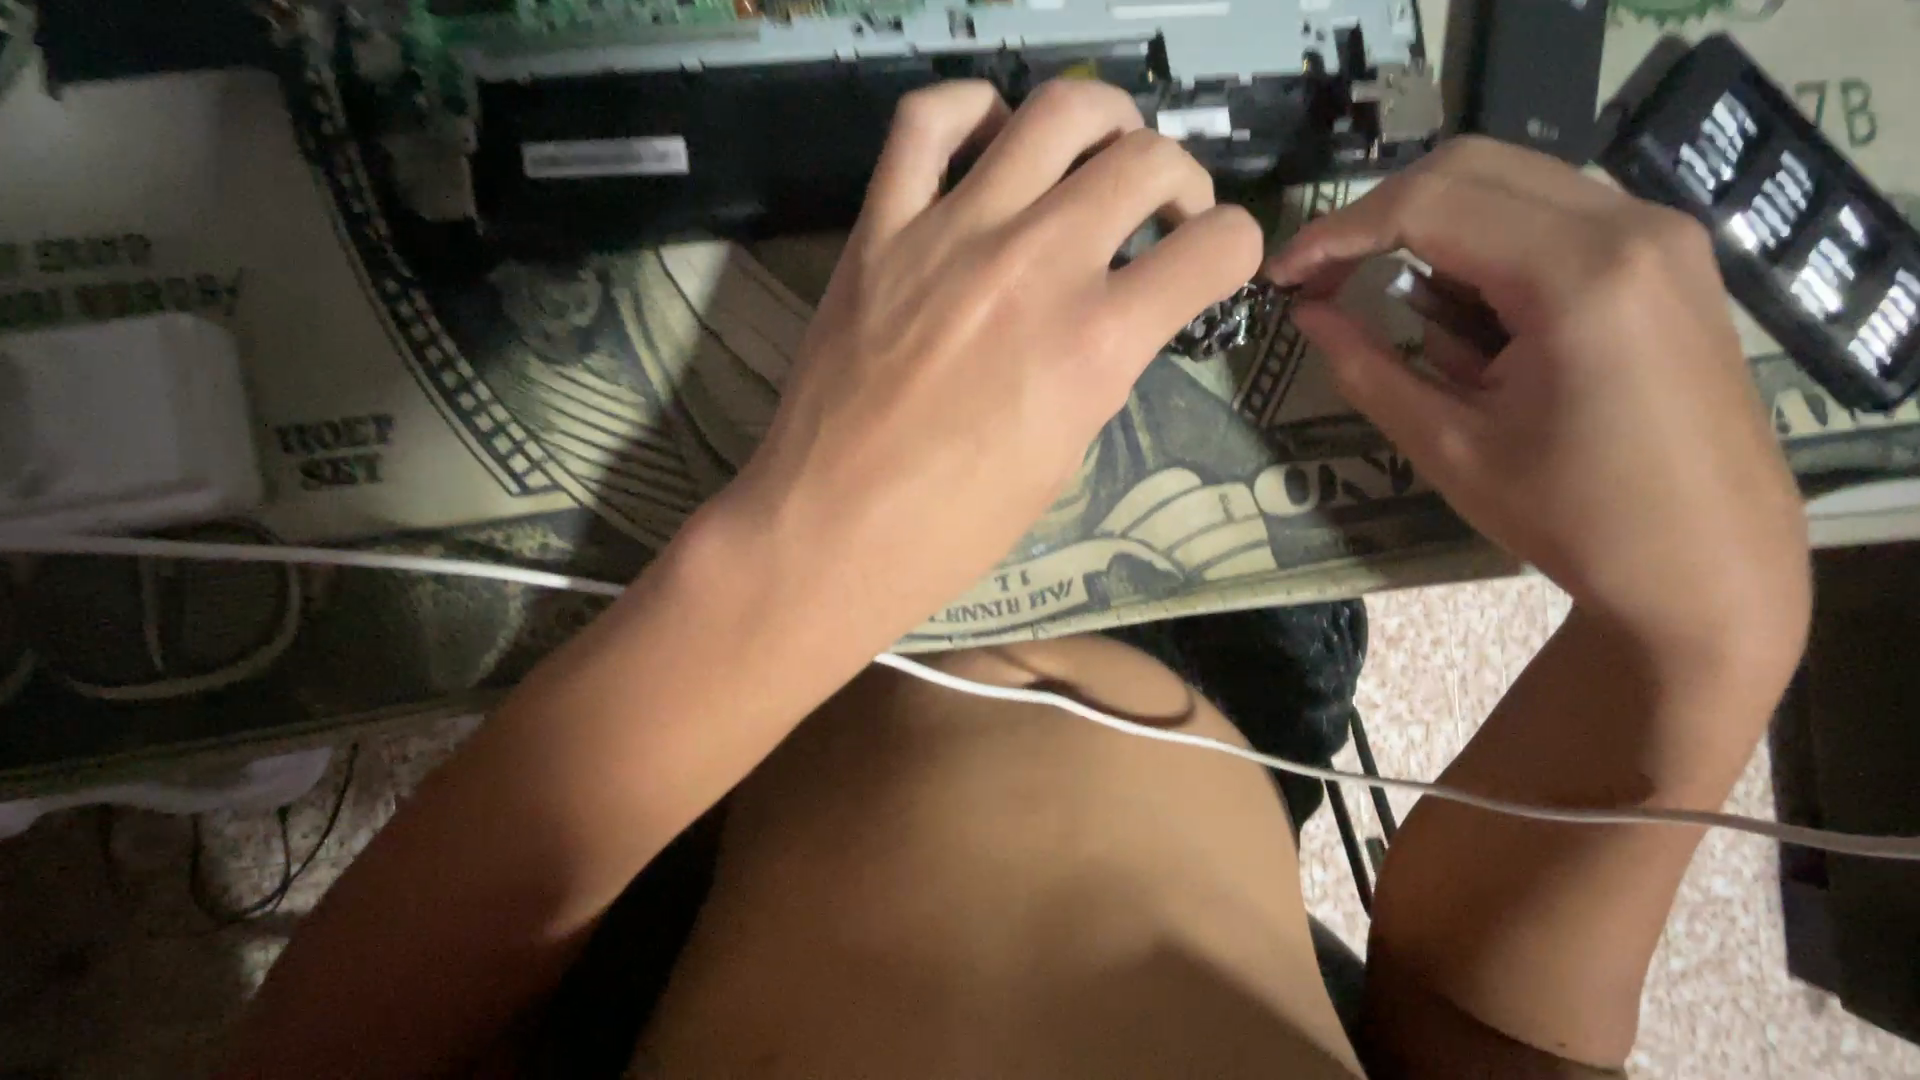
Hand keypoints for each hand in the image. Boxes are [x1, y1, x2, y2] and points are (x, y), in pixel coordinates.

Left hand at [709, 79, 1261, 647]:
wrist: (831, 530)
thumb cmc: (953, 527)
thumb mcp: (1061, 457)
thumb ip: (1096, 369)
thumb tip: (1108, 316)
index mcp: (1094, 344)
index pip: (1215, 247)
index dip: (1234, 249)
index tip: (1213, 263)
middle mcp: (1036, 265)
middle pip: (1147, 160)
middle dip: (1180, 180)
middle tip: (1161, 214)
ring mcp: (951, 234)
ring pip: (1057, 112)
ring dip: (1103, 123)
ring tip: (1096, 157)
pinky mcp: (881, 228)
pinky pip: (927, 122)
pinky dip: (971, 109)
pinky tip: (990, 138)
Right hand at [1267, 137, 1808, 667]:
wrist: (1708, 562)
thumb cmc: (1569, 516)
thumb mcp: (1446, 446)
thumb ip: (1367, 368)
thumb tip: (1307, 314)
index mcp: (1578, 274)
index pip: (1427, 204)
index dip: (1336, 233)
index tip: (1280, 275)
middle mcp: (1630, 225)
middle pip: (1467, 169)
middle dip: (1377, 219)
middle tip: (1323, 281)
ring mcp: (1658, 234)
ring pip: (1508, 183)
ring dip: (1430, 232)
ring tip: (1391, 308)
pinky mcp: (1664, 257)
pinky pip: (1549, 215)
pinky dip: (1483, 249)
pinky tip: (1464, 318)